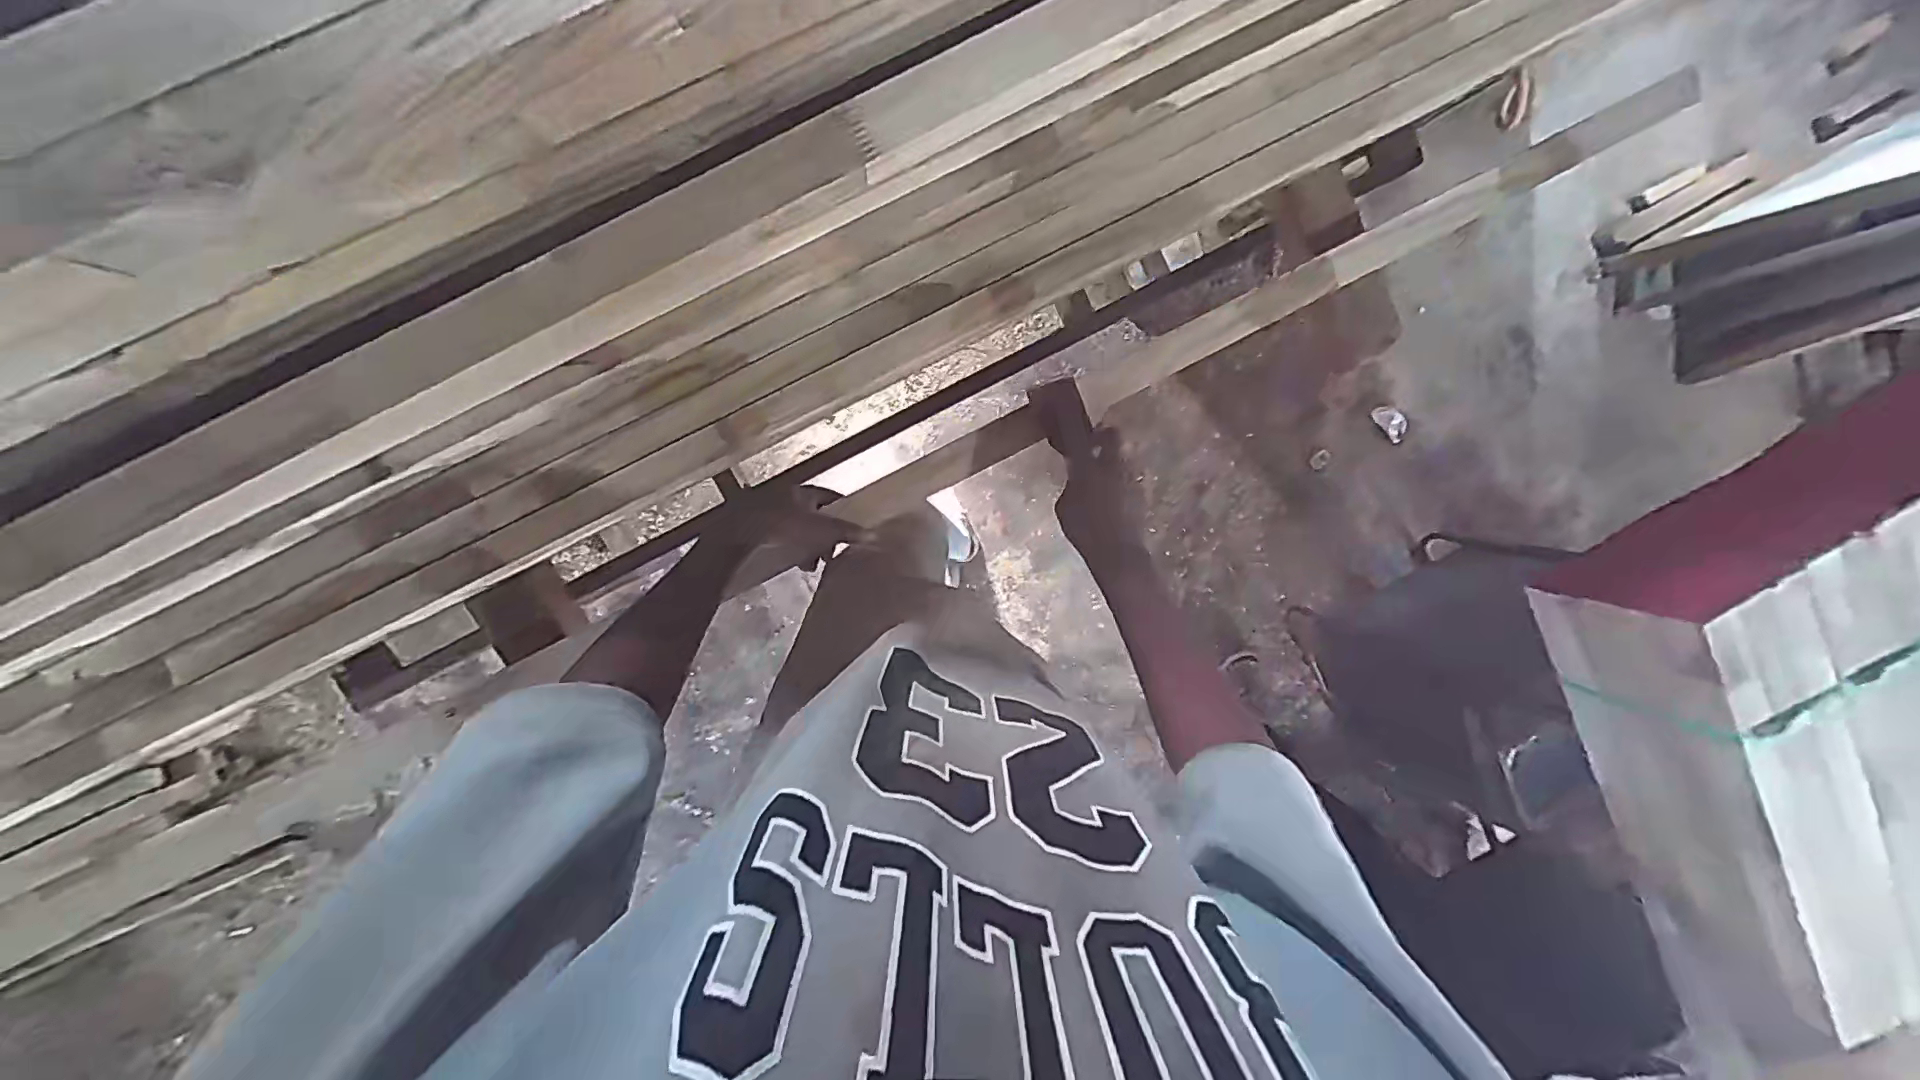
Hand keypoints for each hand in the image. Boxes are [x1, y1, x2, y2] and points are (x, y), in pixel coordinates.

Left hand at [702, 483, 867, 576]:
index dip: (842, 511)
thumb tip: (874, 535)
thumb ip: (848, 533)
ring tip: (810, 564)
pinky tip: (791, 562)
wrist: (739, 535)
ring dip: (806, 545)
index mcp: (803, 491)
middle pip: (812, 515)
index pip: (829, 497)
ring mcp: (765, 510)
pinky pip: (778, 536)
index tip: (851, 527)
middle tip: (830, 554)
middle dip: (823, 536)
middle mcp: (784, 495)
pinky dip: (788, 548)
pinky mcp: (752, 526)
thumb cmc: (785, 528)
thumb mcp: (822, 532)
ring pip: (795, 527)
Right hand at [1031, 382, 1144, 564]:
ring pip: (1120, 456)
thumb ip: (1070, 485)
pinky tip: (1108, 493)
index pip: (1079, 435)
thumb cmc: (1085, 530)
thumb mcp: (1065, 506)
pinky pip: (1125, 476)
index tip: (1064, 409)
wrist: (1118, 551)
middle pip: (1111, 437)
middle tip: (1091, 440)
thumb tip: (1075, 478)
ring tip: (1098, 470)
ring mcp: (1130, 477)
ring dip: (1110, 457)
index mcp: (1089, 466)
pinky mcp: (1139, 491)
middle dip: (1102, 435)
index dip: (1071, 420)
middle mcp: (1113, 464)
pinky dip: (1116, 478)